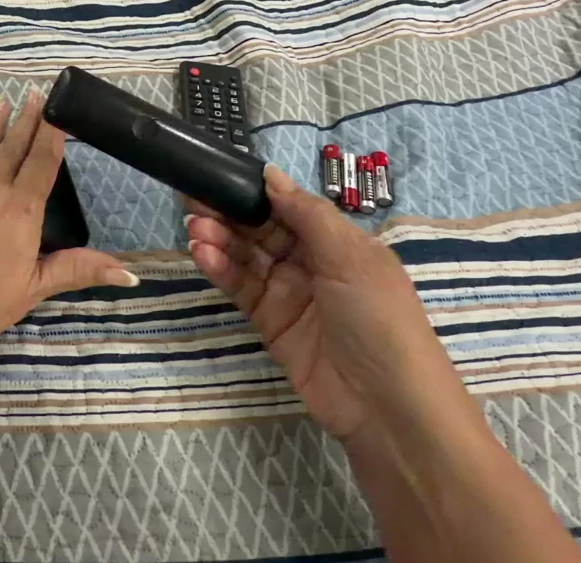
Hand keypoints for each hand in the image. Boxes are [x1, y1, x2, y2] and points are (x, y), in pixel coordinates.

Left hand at [0, 91, 139, 366]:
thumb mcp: (34, 289)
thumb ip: (77, 270)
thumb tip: (129, 273)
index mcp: (20, 210)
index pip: (42, 164)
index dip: (52, 135)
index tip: (58, 110)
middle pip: (13, 148)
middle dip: (27, 120)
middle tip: (36, 94)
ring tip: (2, 101)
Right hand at [185, 167, 473, 443]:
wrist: (388, 407)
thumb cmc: (379, 319)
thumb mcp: (351, 257)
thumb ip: (307, 213)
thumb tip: (269, 173)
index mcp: (338, 243)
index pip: (288, 208)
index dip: (255, 192)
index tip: (218, 176)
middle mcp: (311, 263)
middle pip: (260, 230)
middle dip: (228, 214)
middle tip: (192, 203)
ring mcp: (288, 293)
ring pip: (244, 256)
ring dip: (218, 239)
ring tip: (194, 231)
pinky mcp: (269, 322)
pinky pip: (239, 287)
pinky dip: (219, 269)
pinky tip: (201, 255)